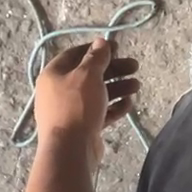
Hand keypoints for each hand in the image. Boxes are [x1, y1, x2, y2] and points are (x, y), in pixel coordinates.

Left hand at [32, 39, 140, 168]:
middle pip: (90, 74)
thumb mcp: (88, 75)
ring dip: (118, 87)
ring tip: (137, 86)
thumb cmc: (77, 106)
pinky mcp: (82, 125)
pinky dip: (114, 106)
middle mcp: (60, 90)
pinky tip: (129, 104)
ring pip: (98, 92)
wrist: (70, 149)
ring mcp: (71, 109)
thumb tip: (101, 41)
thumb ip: (97, 57)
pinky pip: (100, 111)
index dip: (97, 49)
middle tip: (134, 66)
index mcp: (55, 74)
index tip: (117, 47)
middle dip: (114, 69)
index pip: (76, 54)